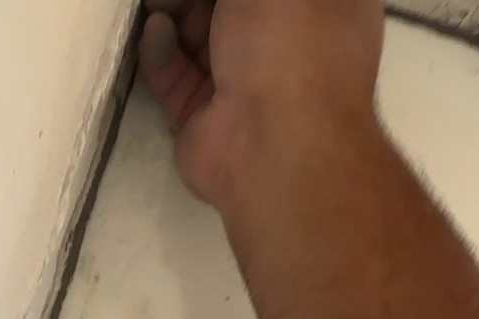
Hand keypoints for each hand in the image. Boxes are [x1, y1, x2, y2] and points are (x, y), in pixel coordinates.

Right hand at [139, 0, 386, 208]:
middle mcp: (283, 45)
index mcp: (322, 6)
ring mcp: (242, 86)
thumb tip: (207, 4)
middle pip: (232, 9)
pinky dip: (162, 52)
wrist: (272, 144)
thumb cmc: (290, 42)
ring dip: (176, 10)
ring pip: (200, 37)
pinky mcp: (203, 119)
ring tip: (157, 0)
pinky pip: (178, 78)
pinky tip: (156, 32)